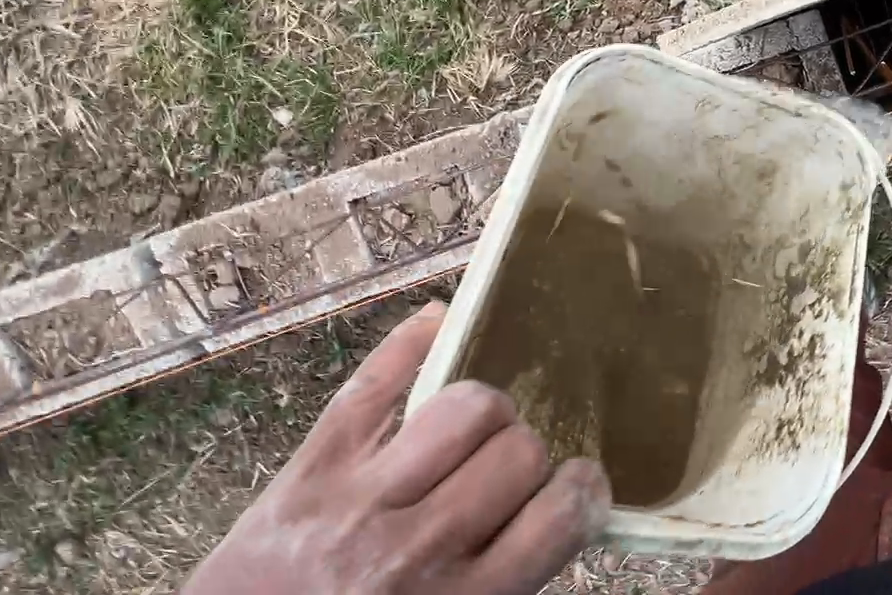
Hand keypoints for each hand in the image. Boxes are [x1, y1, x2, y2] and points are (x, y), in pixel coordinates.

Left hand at [185, 302, 610, 593]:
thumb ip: (511, 576)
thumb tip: (567, 501)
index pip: (560, 513)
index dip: (583, 489)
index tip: (575, 486)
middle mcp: (414, 548)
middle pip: (519, 451)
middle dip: (525, 455)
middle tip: (504, 477)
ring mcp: (357, 501)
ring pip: (467, 406)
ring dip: (486, 412)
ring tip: (472, 434)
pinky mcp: (308, 470)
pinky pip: (371, 383)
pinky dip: (410, 343)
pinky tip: (437, 322)